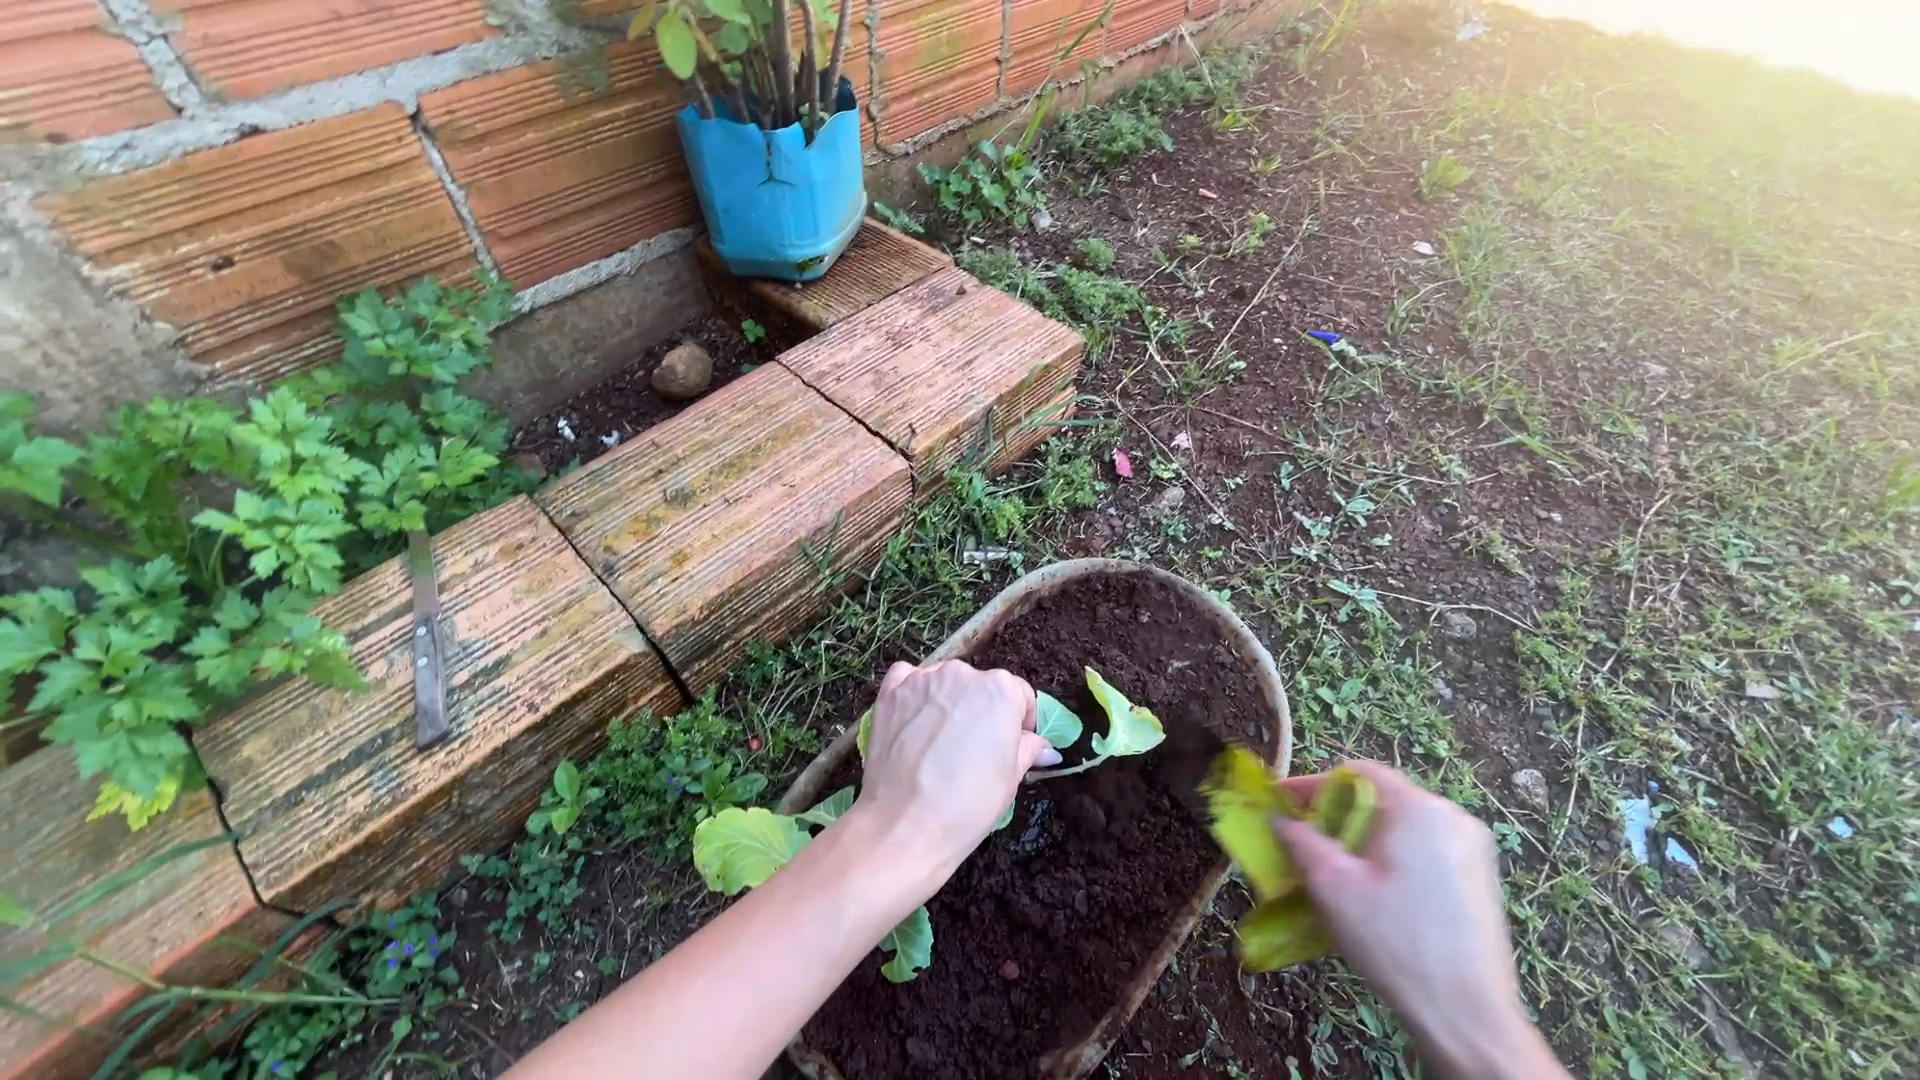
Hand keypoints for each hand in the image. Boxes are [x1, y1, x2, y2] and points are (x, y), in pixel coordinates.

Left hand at [856, 660, 1060, 875]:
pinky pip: (907, 680)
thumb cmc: (969, 804)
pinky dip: (913, 694)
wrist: (906, 823)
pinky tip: (913, 721)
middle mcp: (962, 674)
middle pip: (980, 686)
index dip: (1020, 720)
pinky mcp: (890, 692)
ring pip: (944, 681)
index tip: (1013, 743)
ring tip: (940, 740)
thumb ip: (1028, 750)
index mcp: (1000, 690)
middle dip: (982, 711)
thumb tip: (1044, 747)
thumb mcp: (1011, 778)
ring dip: (948, 701)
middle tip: (975, 749)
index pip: (1019, 695)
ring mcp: (922, 680)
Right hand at [1272, 761, 1567, 1079]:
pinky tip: (1373, 890)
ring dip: (1363, 838)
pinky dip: (1391, 856)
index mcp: (1419, 808)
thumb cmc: (1395, 942)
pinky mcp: (1480, 878)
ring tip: (1334, 868)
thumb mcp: (1332, 885)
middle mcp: (1452, 817)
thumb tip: (1280, 818)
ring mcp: (1472, 848)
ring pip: (1402, 825)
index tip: (1281, 802)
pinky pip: (1424, 848)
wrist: (1467, 1016)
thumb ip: (1301, 840)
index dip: (1312, 784)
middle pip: (1381, 797)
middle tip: (1304, 839)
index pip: (1357, 772)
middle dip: (1337, 814)